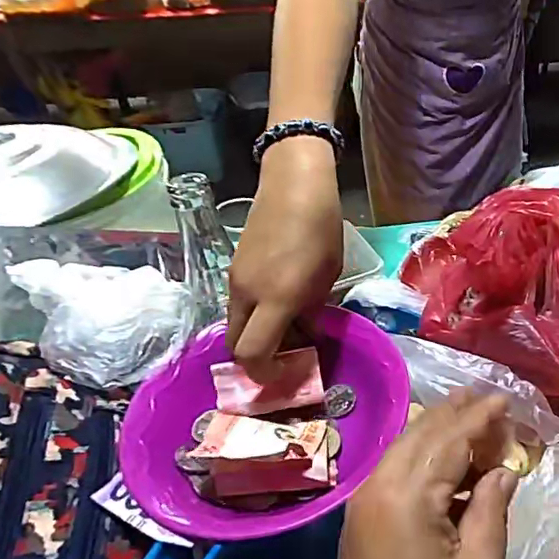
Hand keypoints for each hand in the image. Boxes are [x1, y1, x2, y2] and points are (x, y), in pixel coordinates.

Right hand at [226, 136, 343, 374]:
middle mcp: (247, 294)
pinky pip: (237, 303)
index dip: (266, 373)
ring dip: (254, 334)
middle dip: (255, 359)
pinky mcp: (233, 267)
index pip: (253, 354)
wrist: (294, 184)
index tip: (287, 373)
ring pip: (234, 323)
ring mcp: (235, 279)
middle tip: (282, 356)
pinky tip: (275, 302)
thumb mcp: (326, 276)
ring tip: (284, 327)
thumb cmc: (321, 230)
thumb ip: (311, 312)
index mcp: (275, 299)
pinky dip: (251, 314)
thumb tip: (305, 336)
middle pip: (235, 345)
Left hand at [308, 396, 518, 558]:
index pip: (448, 438)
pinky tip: (445, 456)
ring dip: (438, 429)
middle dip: (456, 413)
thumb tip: (503, 471)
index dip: (480, 417)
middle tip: (490, 401)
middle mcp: (379, 483)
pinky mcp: (362, 514)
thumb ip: (491, 513)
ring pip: (405, 445)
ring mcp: (365, 497)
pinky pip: (395, 466)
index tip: (506, 399)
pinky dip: (423, 452)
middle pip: (421, 432)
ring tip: (471, 416)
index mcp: (407, 495)